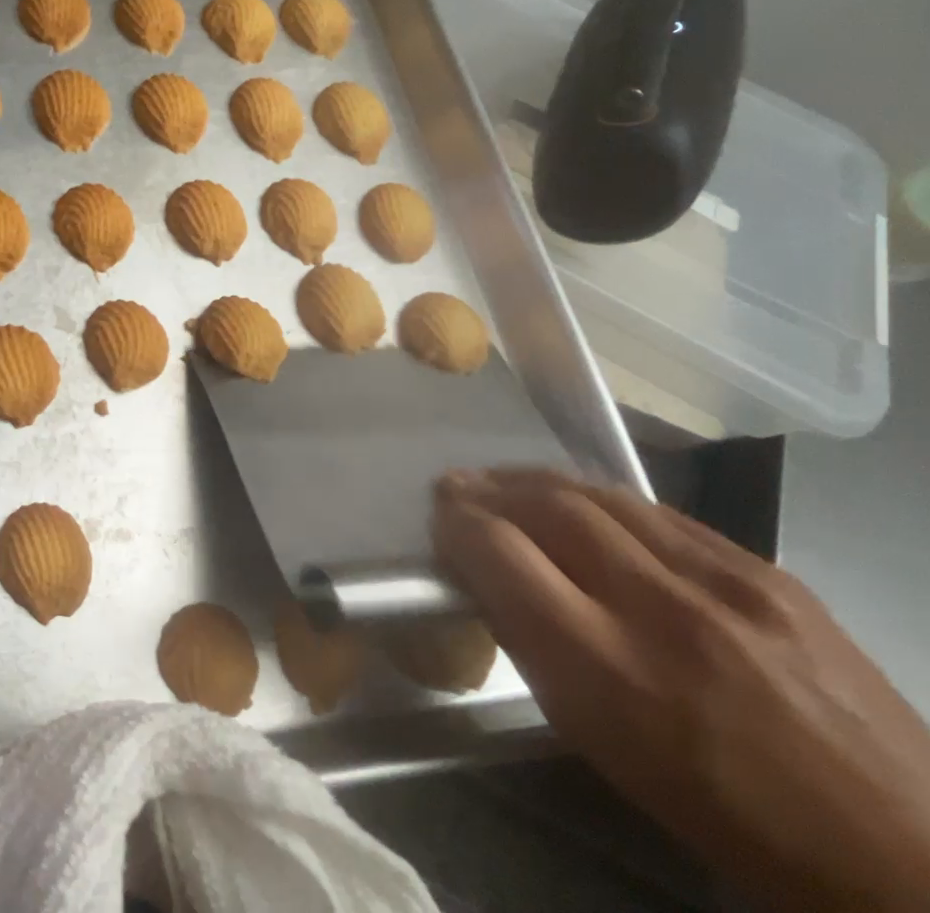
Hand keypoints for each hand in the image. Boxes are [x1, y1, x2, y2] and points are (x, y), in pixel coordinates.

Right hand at [432, 467, 929, 911]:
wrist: (884, 838)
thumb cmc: (706, 801)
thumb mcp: (590, 734)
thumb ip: (535, 646)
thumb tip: (495, 583)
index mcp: (601, 663)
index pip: (501, 553)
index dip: (457, 526)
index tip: (437, 521)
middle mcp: (660, 605)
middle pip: (551, 508)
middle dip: (490, 490)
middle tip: (455, 487)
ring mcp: (727, 581)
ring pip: (608, 498)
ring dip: (541, 482)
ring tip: (506, 482)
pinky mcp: (772, 572)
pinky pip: (665, 517)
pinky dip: (606, 503)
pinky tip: (586, 506)